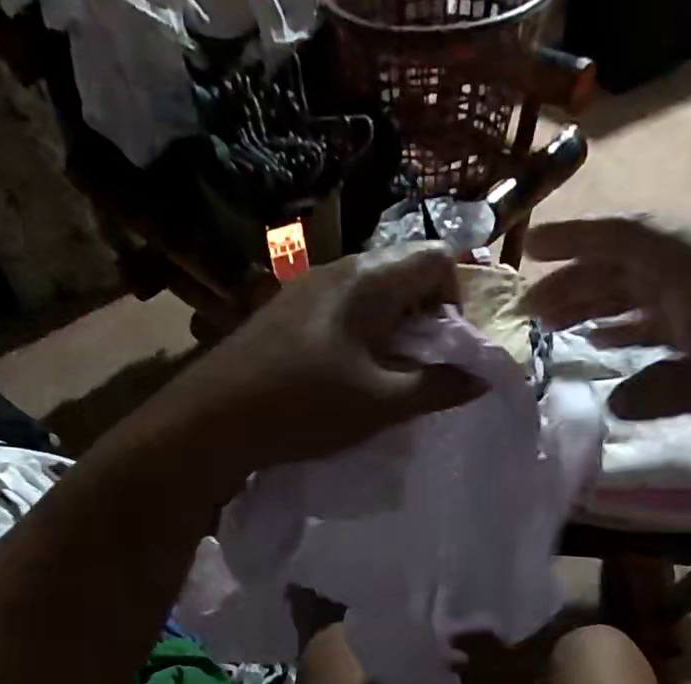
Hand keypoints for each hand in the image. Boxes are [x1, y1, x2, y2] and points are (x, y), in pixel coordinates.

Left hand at [156, 243, 484, 474]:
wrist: (208, 422)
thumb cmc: (302, 407)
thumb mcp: (381, 403)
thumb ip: (438, 386)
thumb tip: (483, 376)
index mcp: (367, 278)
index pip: (437, 255)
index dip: (458, 298)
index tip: (448, 348)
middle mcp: (336, 269)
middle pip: (403, 272)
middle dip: (426, 316)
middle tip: (422, 367)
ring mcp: (303, 288)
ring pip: (370, 294)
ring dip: (392, 329)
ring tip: (385, 377)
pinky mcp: (282, 313)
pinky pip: (339, 311)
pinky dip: (360, 336)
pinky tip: (345, 377)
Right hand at [521, 217, 690, 431]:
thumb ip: (658, 390)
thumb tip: (612, 402)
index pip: (625, 238)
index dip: (575, 238)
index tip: (530, 246)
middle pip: (623, 267)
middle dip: (572, 283)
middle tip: (527, 310)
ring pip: (638, 294)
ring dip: (593, 306)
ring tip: (550, 329)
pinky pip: (657, 323)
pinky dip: (623, 332)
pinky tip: (600, 348)